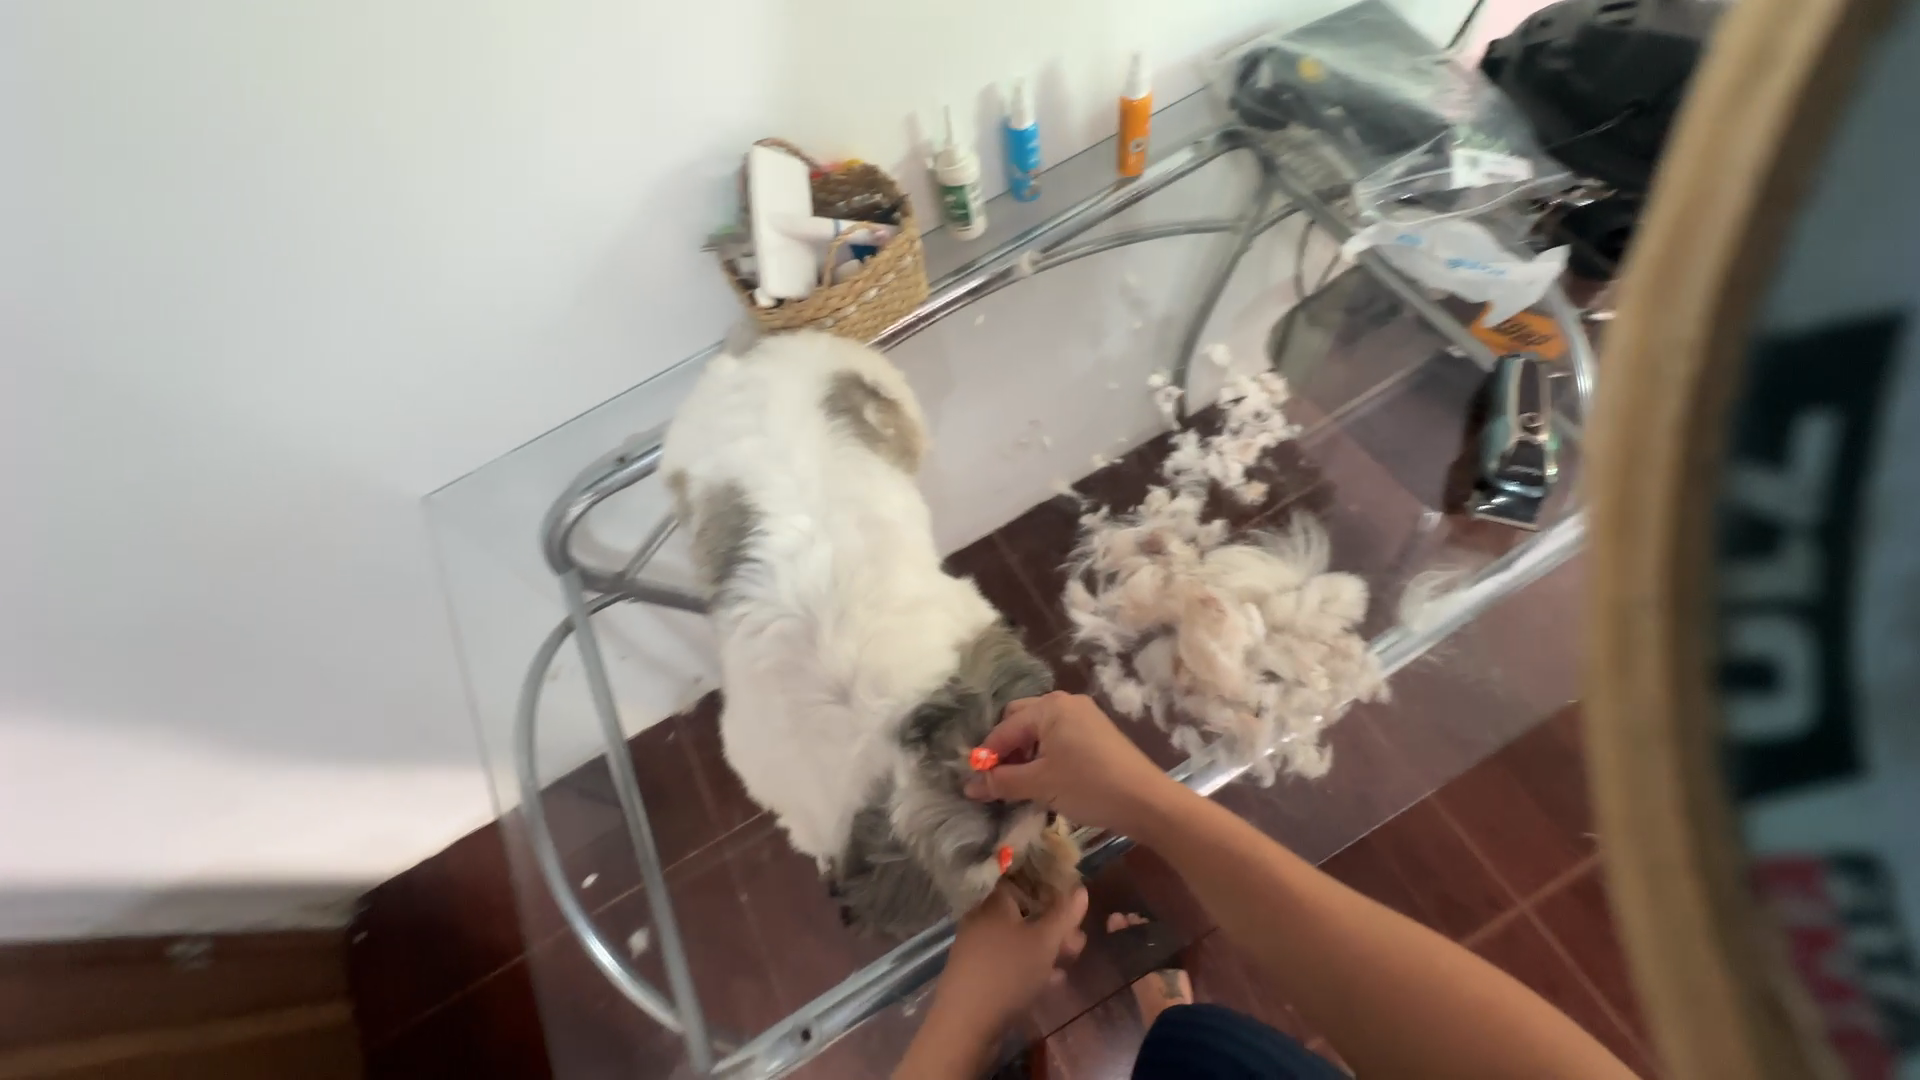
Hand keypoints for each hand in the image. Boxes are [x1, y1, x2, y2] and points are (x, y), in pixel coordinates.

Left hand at [936, 882, 1089, 1032]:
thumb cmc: (1007, 971)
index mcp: (994, 902)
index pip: (1021, 882)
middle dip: (1053, 926)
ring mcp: (977, 947)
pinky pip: (1008, 961)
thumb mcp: (1044, 942)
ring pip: (1017, 940)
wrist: (965, 1023)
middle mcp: (982, 919)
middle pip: (1023, 914)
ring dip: (1045, 949)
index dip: (1048, 889)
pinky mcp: (977, 974)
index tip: (1070, 903)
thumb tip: (1080, 887)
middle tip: (1078, 941)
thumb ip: (1064, 914)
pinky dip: (1029, 966)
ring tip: (1070, 960)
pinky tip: (1051, 981)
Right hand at [964, 692, 1183, 835]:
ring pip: (1040, 728)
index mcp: (1049, 707)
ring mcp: (1083, 714)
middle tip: (997, 778)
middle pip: (1020, 719)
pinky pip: (1058, 734)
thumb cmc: (1089, 786)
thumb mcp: (1040, 785)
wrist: (1146, 801)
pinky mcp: (1096, 730)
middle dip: (1005, 748)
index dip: (987, 755)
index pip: (1004, 727)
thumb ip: (1001, 781)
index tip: (975, 782)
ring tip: (1019, 781)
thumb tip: (969, 786)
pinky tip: (1044, 777)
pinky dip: (1045, 752)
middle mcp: (1065, 702)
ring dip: (1025, 751)